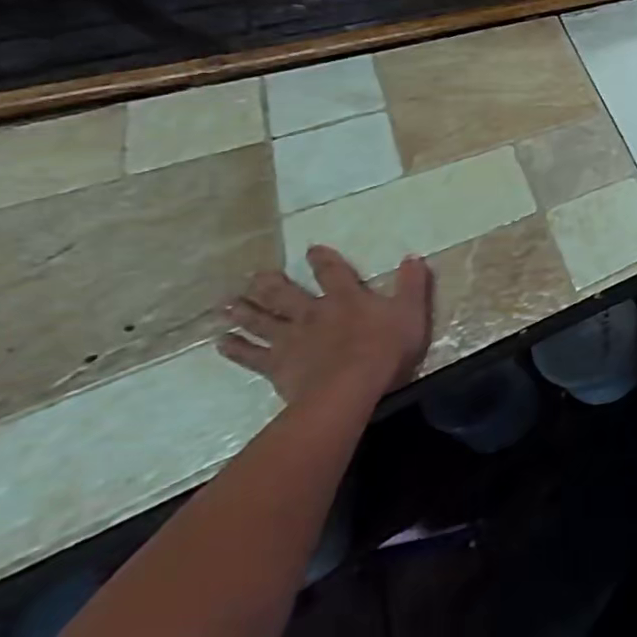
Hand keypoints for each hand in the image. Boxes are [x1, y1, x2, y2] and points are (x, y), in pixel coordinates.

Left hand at [218, 246, 433, 406]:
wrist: (349, 387)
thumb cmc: (384, 348)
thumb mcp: (410, 312)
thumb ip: (412, 284)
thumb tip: (414, 257)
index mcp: (345, 298)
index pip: (332, 272)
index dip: (323, 260)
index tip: (311, 250)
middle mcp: (312, 312)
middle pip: (285, 294)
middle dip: (270, 284)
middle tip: (255, 276)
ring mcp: (291, 339)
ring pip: (263, 321)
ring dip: (245, 311)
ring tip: (228, 304)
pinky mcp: (277, 366)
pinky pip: (251, 356)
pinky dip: (236, 349)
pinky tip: (222, 343)